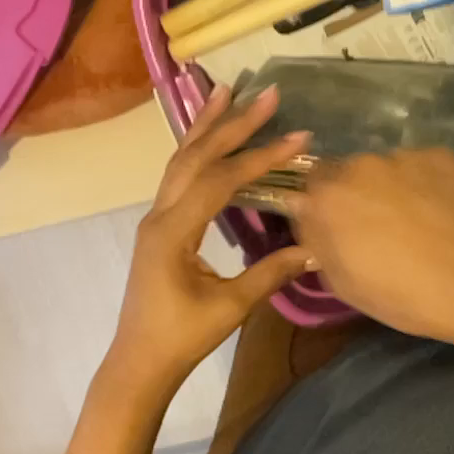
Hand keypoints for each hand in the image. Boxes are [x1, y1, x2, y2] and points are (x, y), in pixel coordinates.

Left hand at [110, 84, 313, 387]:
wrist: (140, 362)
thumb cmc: (182, 338)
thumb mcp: (231, 307)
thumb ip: (269, 273)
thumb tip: (314, 248)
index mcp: (172, 232)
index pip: (220, 181)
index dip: (260, 157)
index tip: (298, 138)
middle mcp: (159, 215)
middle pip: (195, 157)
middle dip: (232, 123)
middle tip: (267, 93)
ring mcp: (156, 219)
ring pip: (180, 161)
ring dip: (206, 126)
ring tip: (228, 91)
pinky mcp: (160, 228)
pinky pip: (178, 177)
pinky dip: (197, 150)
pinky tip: (210, 138)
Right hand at [292, 148, 453, 348]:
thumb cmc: (406, 297)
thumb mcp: (345, 286)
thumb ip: (317, 244)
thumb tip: (310, 220)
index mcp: (327, 200)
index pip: (307, 190)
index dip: (322, 210)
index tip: (338, 232)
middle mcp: (359, 166)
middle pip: (346, 174)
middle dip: (355, 197)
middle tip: (379, 230)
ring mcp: (402, 157)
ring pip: (384, 169)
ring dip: (390, 189)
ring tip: (417, 223)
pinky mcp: (440, 156)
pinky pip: (420, 166)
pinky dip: (424, 184)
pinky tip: (442, 213)